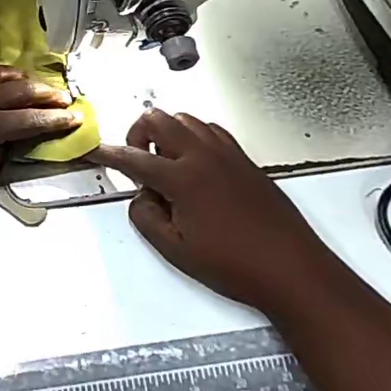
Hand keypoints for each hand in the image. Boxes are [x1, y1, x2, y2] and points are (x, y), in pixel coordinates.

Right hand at [92, 110, 339, 309]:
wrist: (293, 271)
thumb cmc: (235, 265)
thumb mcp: (175, 250)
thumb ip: (145, 217)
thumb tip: (141, 198)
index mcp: (182, 178)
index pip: (134, 157)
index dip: (109, 154)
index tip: (96, 151)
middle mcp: (202, 155)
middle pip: (157, 119)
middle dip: (138, 134)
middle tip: (139, 160)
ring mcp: (226, 153)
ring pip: (184, 118)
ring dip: (167, 132)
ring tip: (166, 162)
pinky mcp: (244, 158)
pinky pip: (209, 129)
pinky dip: (193, 136)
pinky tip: (195, 162)